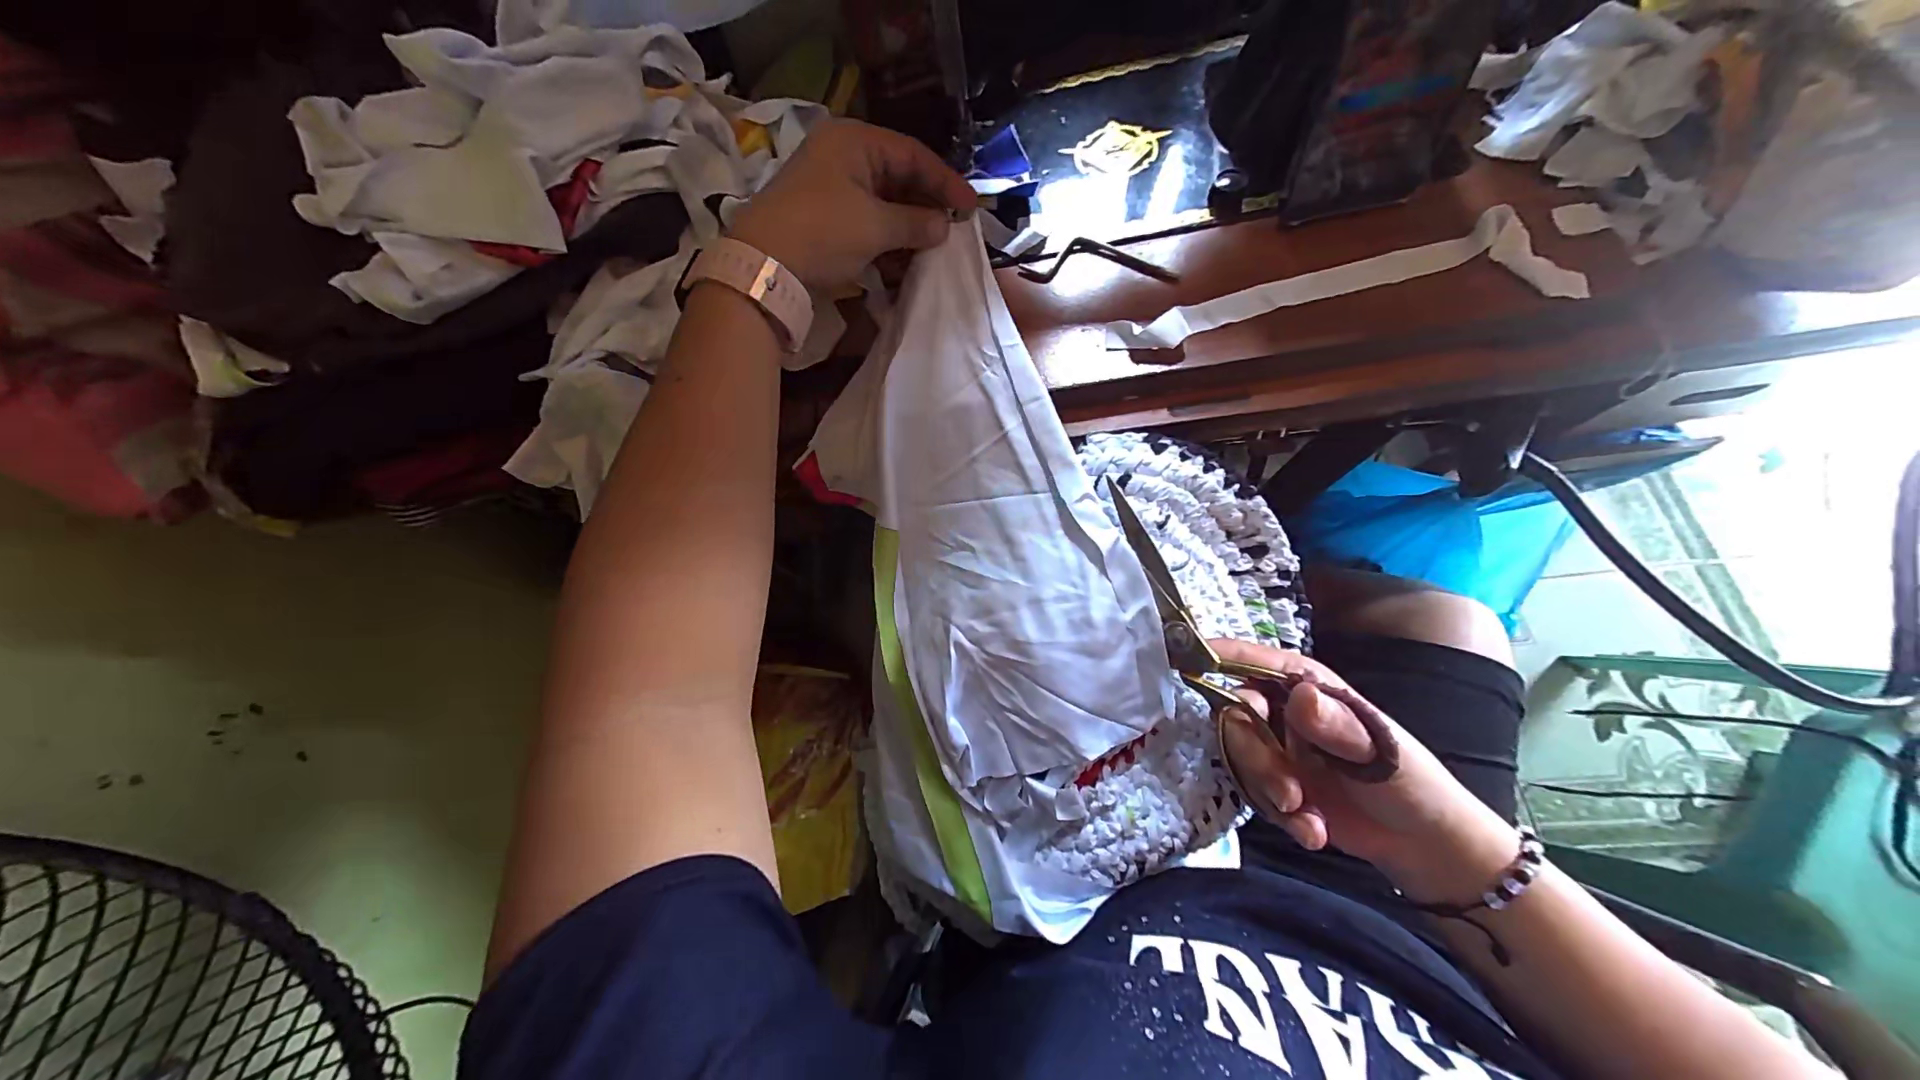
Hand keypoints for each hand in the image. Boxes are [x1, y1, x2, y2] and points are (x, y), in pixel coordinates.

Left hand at [727, 118, 974, 290]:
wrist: (764, 267)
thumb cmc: (822, 233)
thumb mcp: (875, 226)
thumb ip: (915, 223)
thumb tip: (943, 226)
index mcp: (854, 142)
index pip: (913, 155)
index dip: (945, 182)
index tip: (971, 208)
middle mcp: (843, 157)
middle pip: (898, 177)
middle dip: (926, 206)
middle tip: (953, 230)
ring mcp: (831, 188)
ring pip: (883, 203)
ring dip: (908, 227)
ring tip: (933, 249)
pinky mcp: (825, 219)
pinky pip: (867, 223)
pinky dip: (887, 240)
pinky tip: (903, 261)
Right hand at [1210, 638, 1520, 905]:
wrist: (1426, 848)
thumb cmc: (1412, 784)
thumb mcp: (1381, 755)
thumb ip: (1338, 727)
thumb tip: (1299, 695)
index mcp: (1311, 689)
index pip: (1256, 662)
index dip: (1220, 656)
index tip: (1186, 659)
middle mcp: (1285, 712)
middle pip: (1237, 717)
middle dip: (1256, 758)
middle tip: (1288, 793)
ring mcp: (1277, 748)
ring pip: (1240, 757)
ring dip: (1268, 791)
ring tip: (1308, 820)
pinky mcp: (1274, 783)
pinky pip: (1251, 791)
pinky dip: (1279, 816)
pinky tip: (1312, 831)